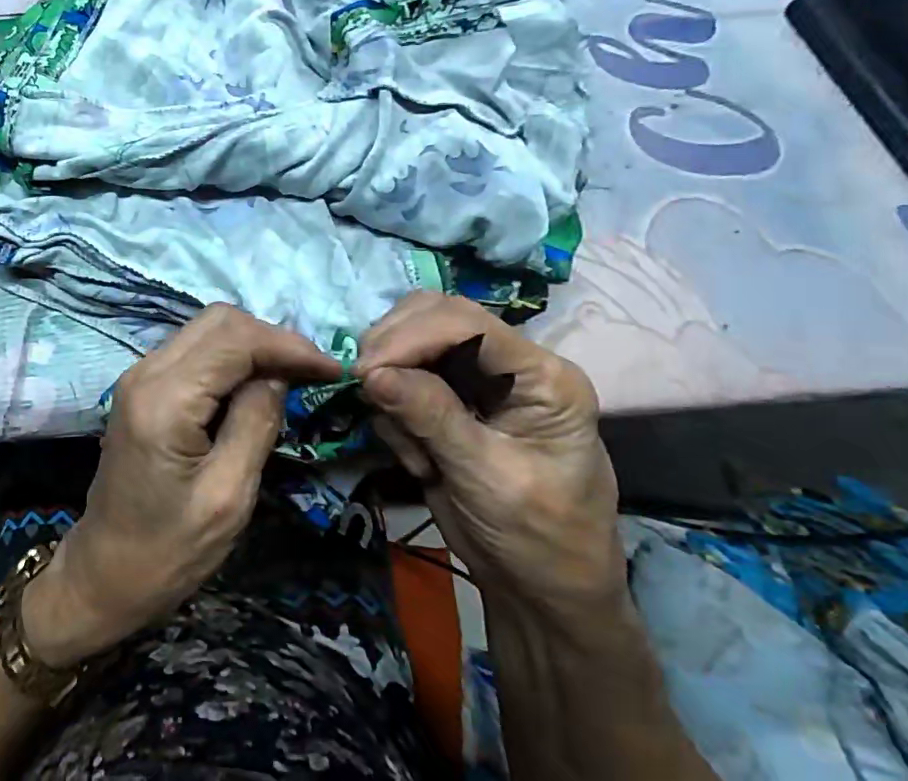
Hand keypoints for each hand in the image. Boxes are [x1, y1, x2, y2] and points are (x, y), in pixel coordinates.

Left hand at [23, 304, 342, 666]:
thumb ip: (256, 423)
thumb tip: (279, 374)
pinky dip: (230, 358)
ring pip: (204, 331)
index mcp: (164, 398)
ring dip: (252, 345)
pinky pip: (193, 353)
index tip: (333, 370)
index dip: (288, 346)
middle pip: (217, 321)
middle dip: (271, 338)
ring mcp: (138, 377)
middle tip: (313, 373)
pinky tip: (255, 385)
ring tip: (293, 378)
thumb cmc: (170, 548)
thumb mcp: (228, 495)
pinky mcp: (141, 389)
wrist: (107, 570)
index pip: (234, 339)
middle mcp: (145, 372)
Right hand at [355, 291, 622, 613]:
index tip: (365, 372)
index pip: (466, 323)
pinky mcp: (446, 404)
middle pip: (433, 318)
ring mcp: (475, 384)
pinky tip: (418, 460)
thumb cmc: (538, 537)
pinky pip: (399, 385)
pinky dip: (392, 416)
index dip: (410, 336)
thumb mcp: (487, 478)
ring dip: (392, 388)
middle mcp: (507, 366)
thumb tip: (370, 373)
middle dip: (393, 349)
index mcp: (542, 375)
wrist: (540, 590)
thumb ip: (432, 418)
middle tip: (365, 387)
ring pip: (409, 345)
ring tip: (412, 448)